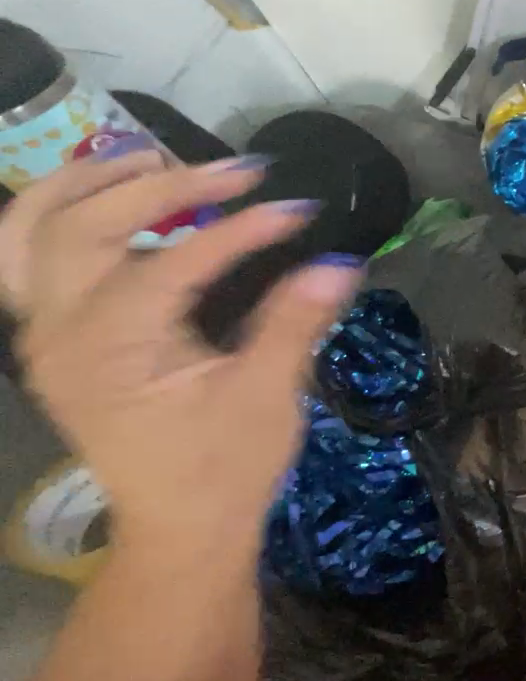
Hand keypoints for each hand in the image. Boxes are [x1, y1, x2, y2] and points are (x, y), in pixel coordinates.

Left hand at [0, 142, 361, 558]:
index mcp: (109, 350)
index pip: (167, 264)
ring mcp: (49, 333)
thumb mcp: (269, 397)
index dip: (236, 232)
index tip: (299, 211)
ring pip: (28, 234)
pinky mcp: (64, 338)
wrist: (182, 520)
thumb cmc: (228, 464)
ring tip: (153, 160)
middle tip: (240, 173)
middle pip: (79, 229)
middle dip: (160, 188)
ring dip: (84, 186)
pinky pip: (31, 260)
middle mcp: (59, 332)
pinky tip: (115, 204)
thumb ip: (294, 325)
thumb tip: (339, 265)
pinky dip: (63, 218)